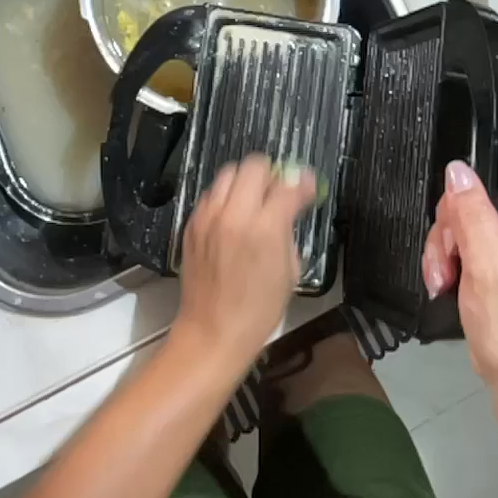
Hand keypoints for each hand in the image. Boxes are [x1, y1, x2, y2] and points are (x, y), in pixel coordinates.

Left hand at [172, 154, 315, 374]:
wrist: (212, 331)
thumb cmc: (259, 310)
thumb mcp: (289, 270)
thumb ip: (288, 228)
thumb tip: (292, 203)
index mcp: (265, 229)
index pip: (288, 185)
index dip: (302, 182)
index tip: (306, 186)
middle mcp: (234, 215)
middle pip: (253, 166)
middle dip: (270, 174)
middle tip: (276, 191)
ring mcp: (208, 217)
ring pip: (228, 173)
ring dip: (245, 182)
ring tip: (252, 201)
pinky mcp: (191, 224)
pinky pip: (210, 194)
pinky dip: (224, 198)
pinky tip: (231, 217)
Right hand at [419, 87, 497, 407]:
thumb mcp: (490, 270)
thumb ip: (473, 216)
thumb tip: (458, 171)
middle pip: (494, 188)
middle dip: (458, 212)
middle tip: (449, 248)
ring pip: (470, 213)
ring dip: (447, 242)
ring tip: (445, 276)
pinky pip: (465, 239)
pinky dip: (448, 257)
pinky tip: (444, 282)